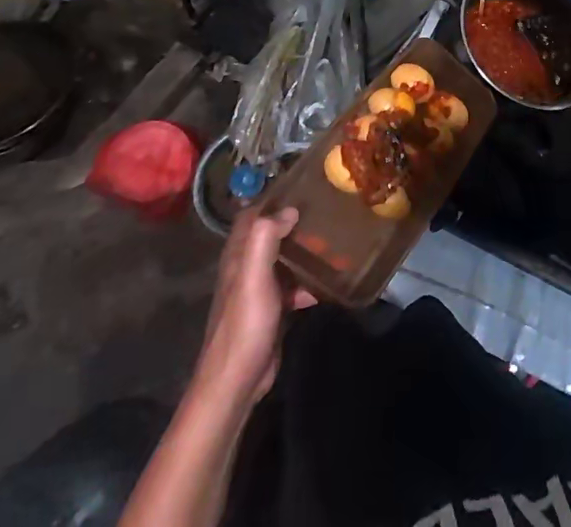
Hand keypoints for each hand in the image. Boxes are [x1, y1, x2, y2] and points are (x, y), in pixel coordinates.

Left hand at [192, 208, 316, 406]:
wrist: (237, 379)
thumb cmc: (245, 323)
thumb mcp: (254, 276)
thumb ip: (266, 238)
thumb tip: (288, 210)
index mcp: (238, 255)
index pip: (251, 215)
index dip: (272, 200)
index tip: (302, 190)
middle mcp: (246, 267)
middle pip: (270, 236)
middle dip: (294, 224)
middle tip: (325, 214)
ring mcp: (259, 290)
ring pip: (283, 261)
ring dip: (303, 253)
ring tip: (334, 243)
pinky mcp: (271, 311)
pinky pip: (292, 287)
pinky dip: (308, 282)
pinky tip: (328, 284)